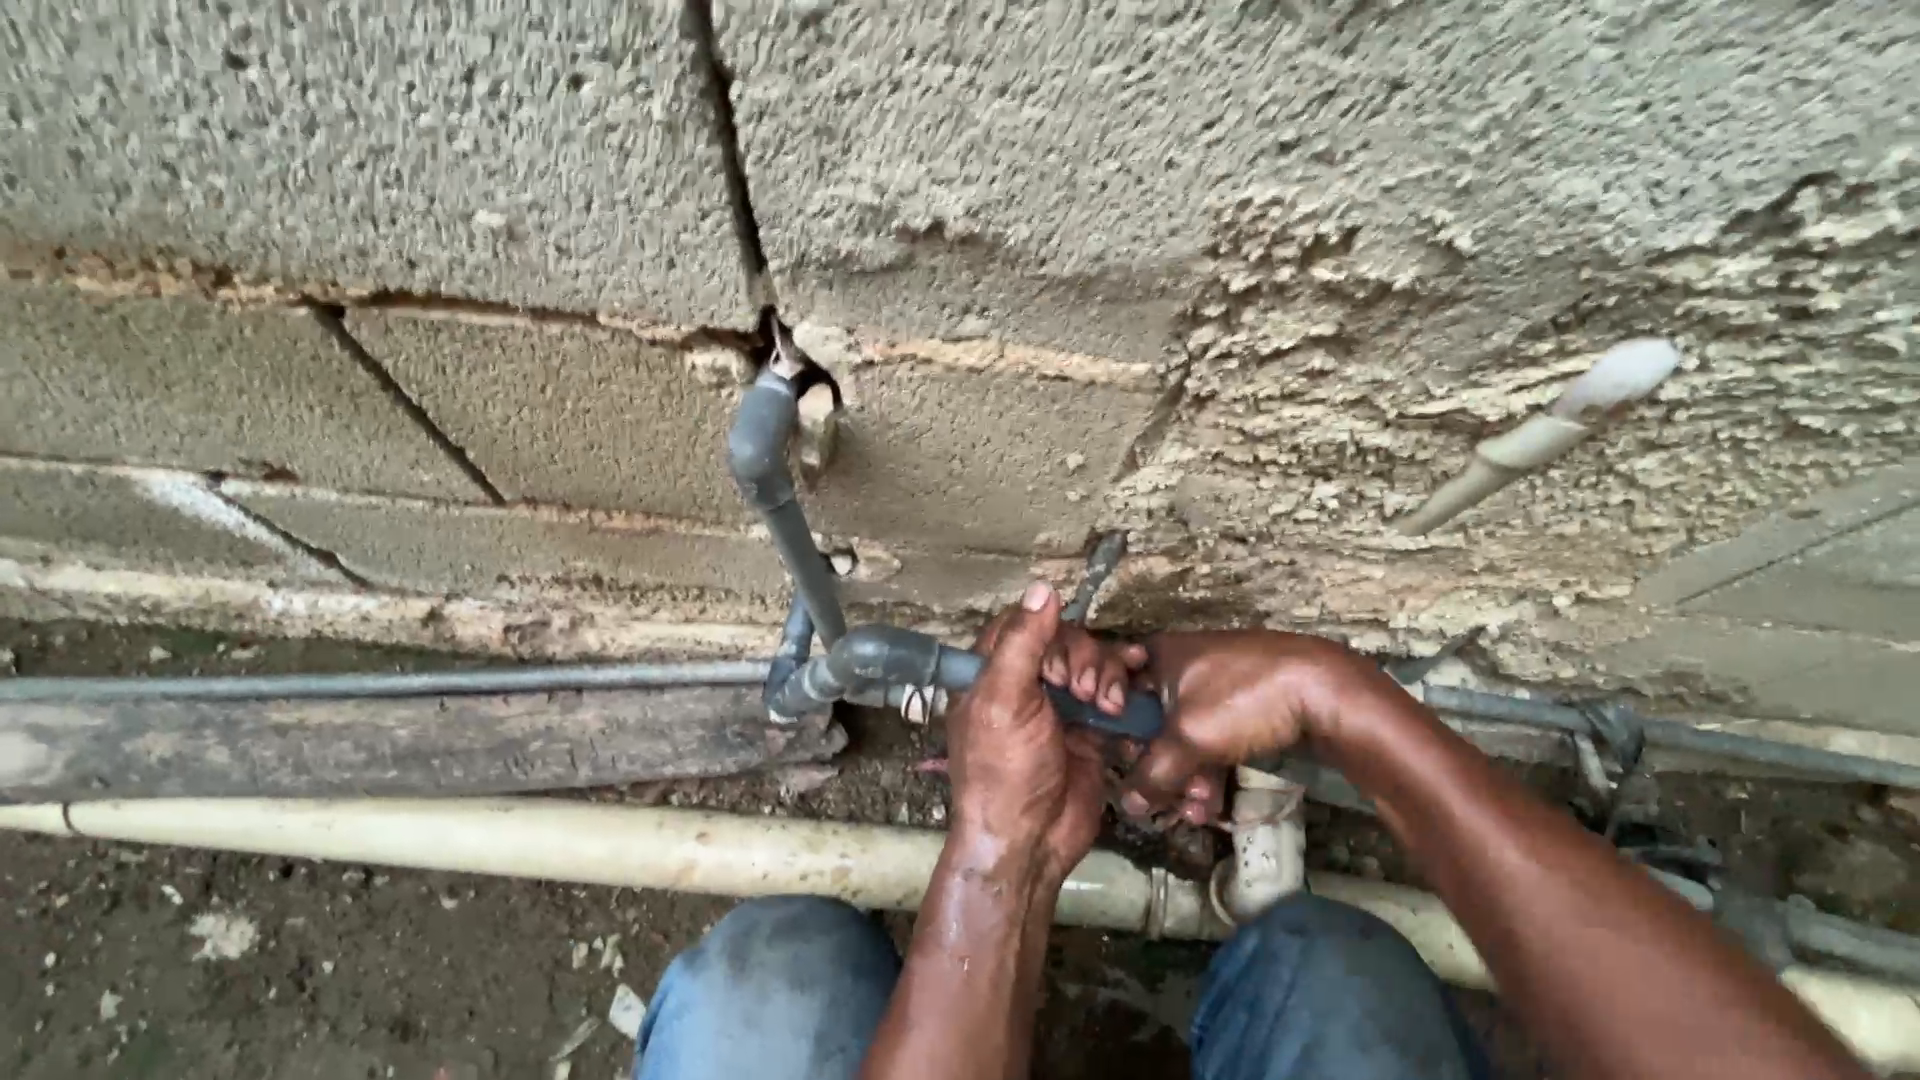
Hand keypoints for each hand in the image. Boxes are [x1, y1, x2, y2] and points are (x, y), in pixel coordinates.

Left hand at [946, 581, 1136, 879]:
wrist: (1031, 841)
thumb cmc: (1004, 770)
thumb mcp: (1003, 701)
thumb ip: (1022, 643)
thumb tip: (1041, 588)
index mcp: (989, 674)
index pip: (1018, 624)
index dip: (1043, 630)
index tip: (1055, 659)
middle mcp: (1023, 684)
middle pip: (1062, 640)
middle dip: (1080, 657)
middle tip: (1080, 691)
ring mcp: (1058, 707)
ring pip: (1090, 663)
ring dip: (1104, 674)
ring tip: (1105, 705)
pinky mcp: (1088, 729)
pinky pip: (1110, 693)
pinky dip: (1122, 686)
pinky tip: (1132, 684)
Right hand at [1120, 630, 1380, 816]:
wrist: (1327, 690)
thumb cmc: (1243, 699)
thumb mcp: (1189, 738)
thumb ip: (1152, 774)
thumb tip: (1128, 805)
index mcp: (1158, 656)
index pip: (1117, 693)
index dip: (1117, 732)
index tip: (1126, 763)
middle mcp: (1180, 666)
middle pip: (1151, 723)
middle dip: (1159, 768)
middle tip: (1169, 801)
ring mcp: (1213, 686)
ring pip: (1184, 738)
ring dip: (1185, 779)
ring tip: (1198, 812)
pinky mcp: (1241, 707)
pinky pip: (1211, 739)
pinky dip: (1209, 770)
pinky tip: (1213, 804)